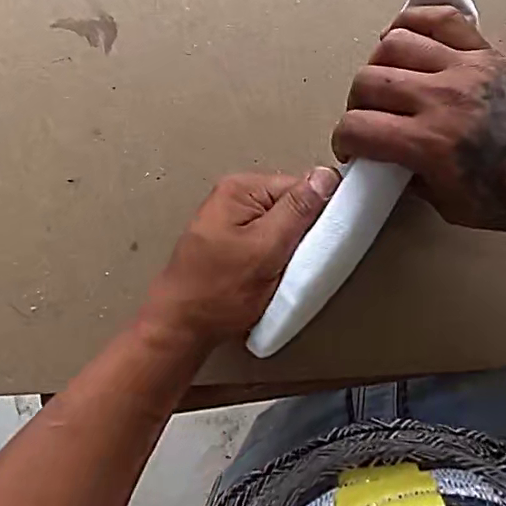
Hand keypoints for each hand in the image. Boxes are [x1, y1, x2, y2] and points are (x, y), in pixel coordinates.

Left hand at [135, 169, 340, 350]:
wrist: (181, 328)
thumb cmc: (214, 293)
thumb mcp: (266, 248)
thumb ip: (298, 210)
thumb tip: (324, 177)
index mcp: (240, 188)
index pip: (301, 185)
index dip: (318, 214)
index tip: (315, 241)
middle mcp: (234, 197)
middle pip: (293, 205)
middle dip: (302, 233)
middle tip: (293, 262)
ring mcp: (233, 221)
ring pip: (283, 227)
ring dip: (290, 249)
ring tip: (278, 272)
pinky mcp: (234, 242)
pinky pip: (269, 241)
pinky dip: (277, 258)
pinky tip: (269, 275)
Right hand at [331, 5, 505, 237]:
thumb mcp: (453, 206)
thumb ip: (413, 180)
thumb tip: (389, 162)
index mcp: (430, 143)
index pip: (358, 127)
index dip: (343, 140)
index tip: (350, 147)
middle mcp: (442, 98)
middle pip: (367, 80)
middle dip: (355, 103)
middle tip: (367, 117)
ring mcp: (465, 68)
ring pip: (394, 43)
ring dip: (377, 63)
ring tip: (385, 80)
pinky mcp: (486, 53)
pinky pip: (441, 20)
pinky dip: (415, 21)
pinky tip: (406, 38)